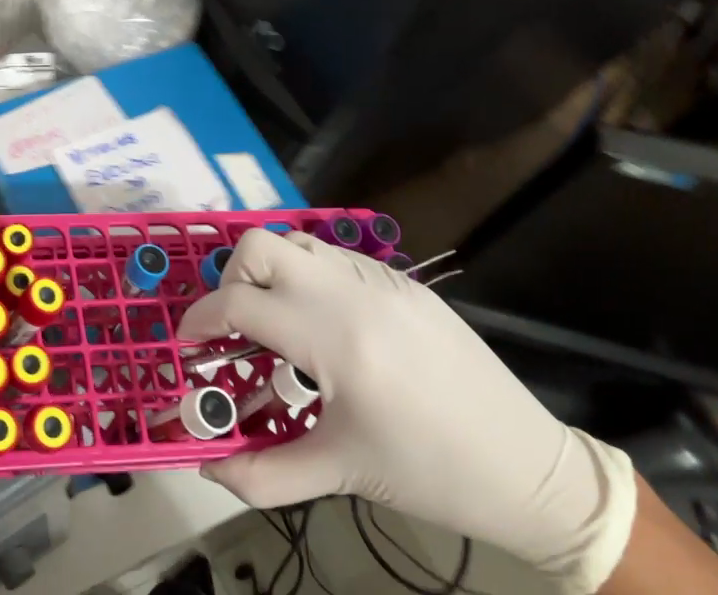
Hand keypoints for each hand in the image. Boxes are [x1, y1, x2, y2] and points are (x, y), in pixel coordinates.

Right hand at [181, 229, 636, 594]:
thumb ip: (260, 474)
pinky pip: (337, 258)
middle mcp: (354, 295)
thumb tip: (206, 466)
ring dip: (270, 273)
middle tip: (234, 327)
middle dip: (230, 281)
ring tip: (276, 322)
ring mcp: (384, 282)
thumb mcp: (338, 475)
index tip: (188, 348)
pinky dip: (310, 276)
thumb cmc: (429, 475)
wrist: (529, 471)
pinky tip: (322, 324)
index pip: (238, 303)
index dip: (199, 322)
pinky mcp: (407, 284)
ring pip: (298, 242)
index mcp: (334, 341)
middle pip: (260, 248)